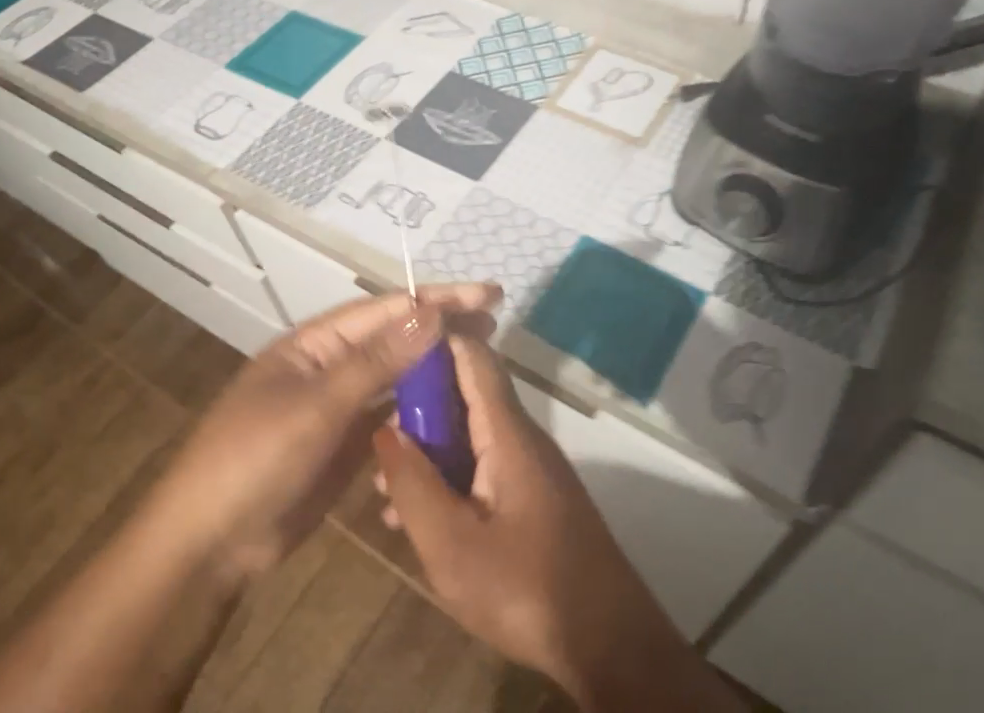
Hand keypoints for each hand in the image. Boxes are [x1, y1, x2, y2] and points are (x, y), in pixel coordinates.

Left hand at [144, 283, 498, 583]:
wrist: (212, 543)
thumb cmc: (255, 461)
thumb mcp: (317, 406)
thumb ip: (376, 361)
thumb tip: (431, 312)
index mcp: (312, 345)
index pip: (384, 310)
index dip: (438, 300)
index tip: (489, 295)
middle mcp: (326, 367)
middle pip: (393, 339)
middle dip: (441, 328)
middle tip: (496, 322)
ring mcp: (334, 408)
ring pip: (393, 378)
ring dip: (433, 368)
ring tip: (482, 361)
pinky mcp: (342, 445)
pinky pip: (388, 417)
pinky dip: (417, 411)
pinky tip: (449, 411)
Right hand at [372, 335, 736, 710]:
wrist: (609, 643)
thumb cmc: (525, 589)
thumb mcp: (451, 544)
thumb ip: (413, 483)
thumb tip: (385, 429)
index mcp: (508, 435)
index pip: (474, 359)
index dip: (434, 341)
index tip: (388, 348)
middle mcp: (523, 441)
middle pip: (466, 398)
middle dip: (416, 414)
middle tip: (374, 451)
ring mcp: (532, 472)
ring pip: (471, 440)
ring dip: (428, 456)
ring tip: (386, 500)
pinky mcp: (535, 502)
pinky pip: (484, 471)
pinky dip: (449, 483)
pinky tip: (419, 522)